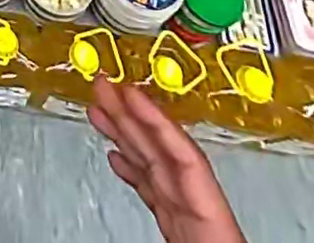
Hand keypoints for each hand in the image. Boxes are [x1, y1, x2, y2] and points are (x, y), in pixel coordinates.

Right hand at [90, 78, 245, 242]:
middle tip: (102, 85)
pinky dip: (132, 167)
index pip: (185, 156)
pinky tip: (116, 154)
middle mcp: (201, 209)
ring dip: (124, 133)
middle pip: (163, 151)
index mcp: (214, 218)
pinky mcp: (179, 229)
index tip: (128, 91)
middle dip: (129, 114)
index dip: (155, 120)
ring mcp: (189, 218)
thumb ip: (168, 208)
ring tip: (98, 109)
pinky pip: (153, 190)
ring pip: (153, 165)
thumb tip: (126, 172)